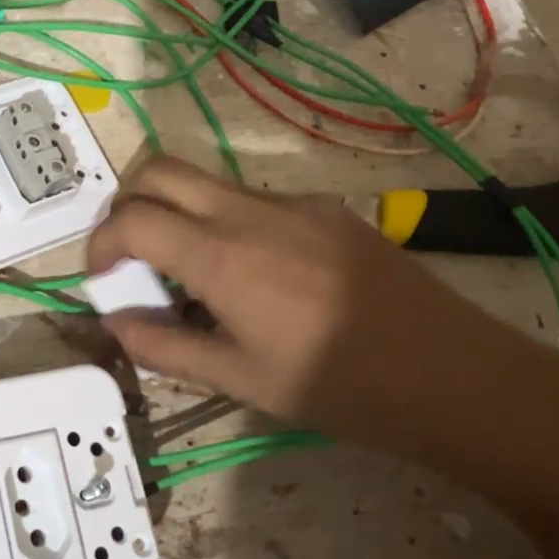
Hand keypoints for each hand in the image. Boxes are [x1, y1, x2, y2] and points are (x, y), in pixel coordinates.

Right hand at [87, 156, 558, 455]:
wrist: (458, 375)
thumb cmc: (342, 389)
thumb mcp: (242, 381)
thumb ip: (164, 347)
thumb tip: (115, 319)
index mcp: (223, 256)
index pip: (131, 219)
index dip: (100, 244)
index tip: (103, 279)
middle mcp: (249, 211)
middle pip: (156, 169)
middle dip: (125, 204)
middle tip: (131, 257)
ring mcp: (291, 203)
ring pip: (203, 180)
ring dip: (174, 212)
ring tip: (192, 276)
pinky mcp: (323, 208)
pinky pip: (248, 198)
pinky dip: (220, 221)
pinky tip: (251, 276)